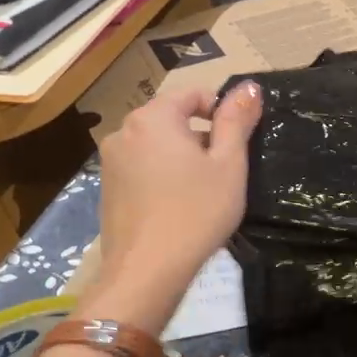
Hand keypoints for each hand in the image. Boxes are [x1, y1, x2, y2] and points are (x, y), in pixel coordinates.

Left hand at [94, 82, 262, 326]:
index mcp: (154, 118)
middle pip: (172, 118)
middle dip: (201, 134)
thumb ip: (236, 121)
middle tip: (226, 168)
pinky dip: (164, 174)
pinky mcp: (107, 187)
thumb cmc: (198, 210)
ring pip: (157, 143)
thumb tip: (248, 86)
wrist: (148, 269)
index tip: (239, 143)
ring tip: (204, 188)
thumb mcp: (229, 163)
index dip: (222, 112)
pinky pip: (143, 166)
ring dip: (183, 155)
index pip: (193, 95)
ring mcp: (110, 161)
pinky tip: (179, 203)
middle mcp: (124, 131)